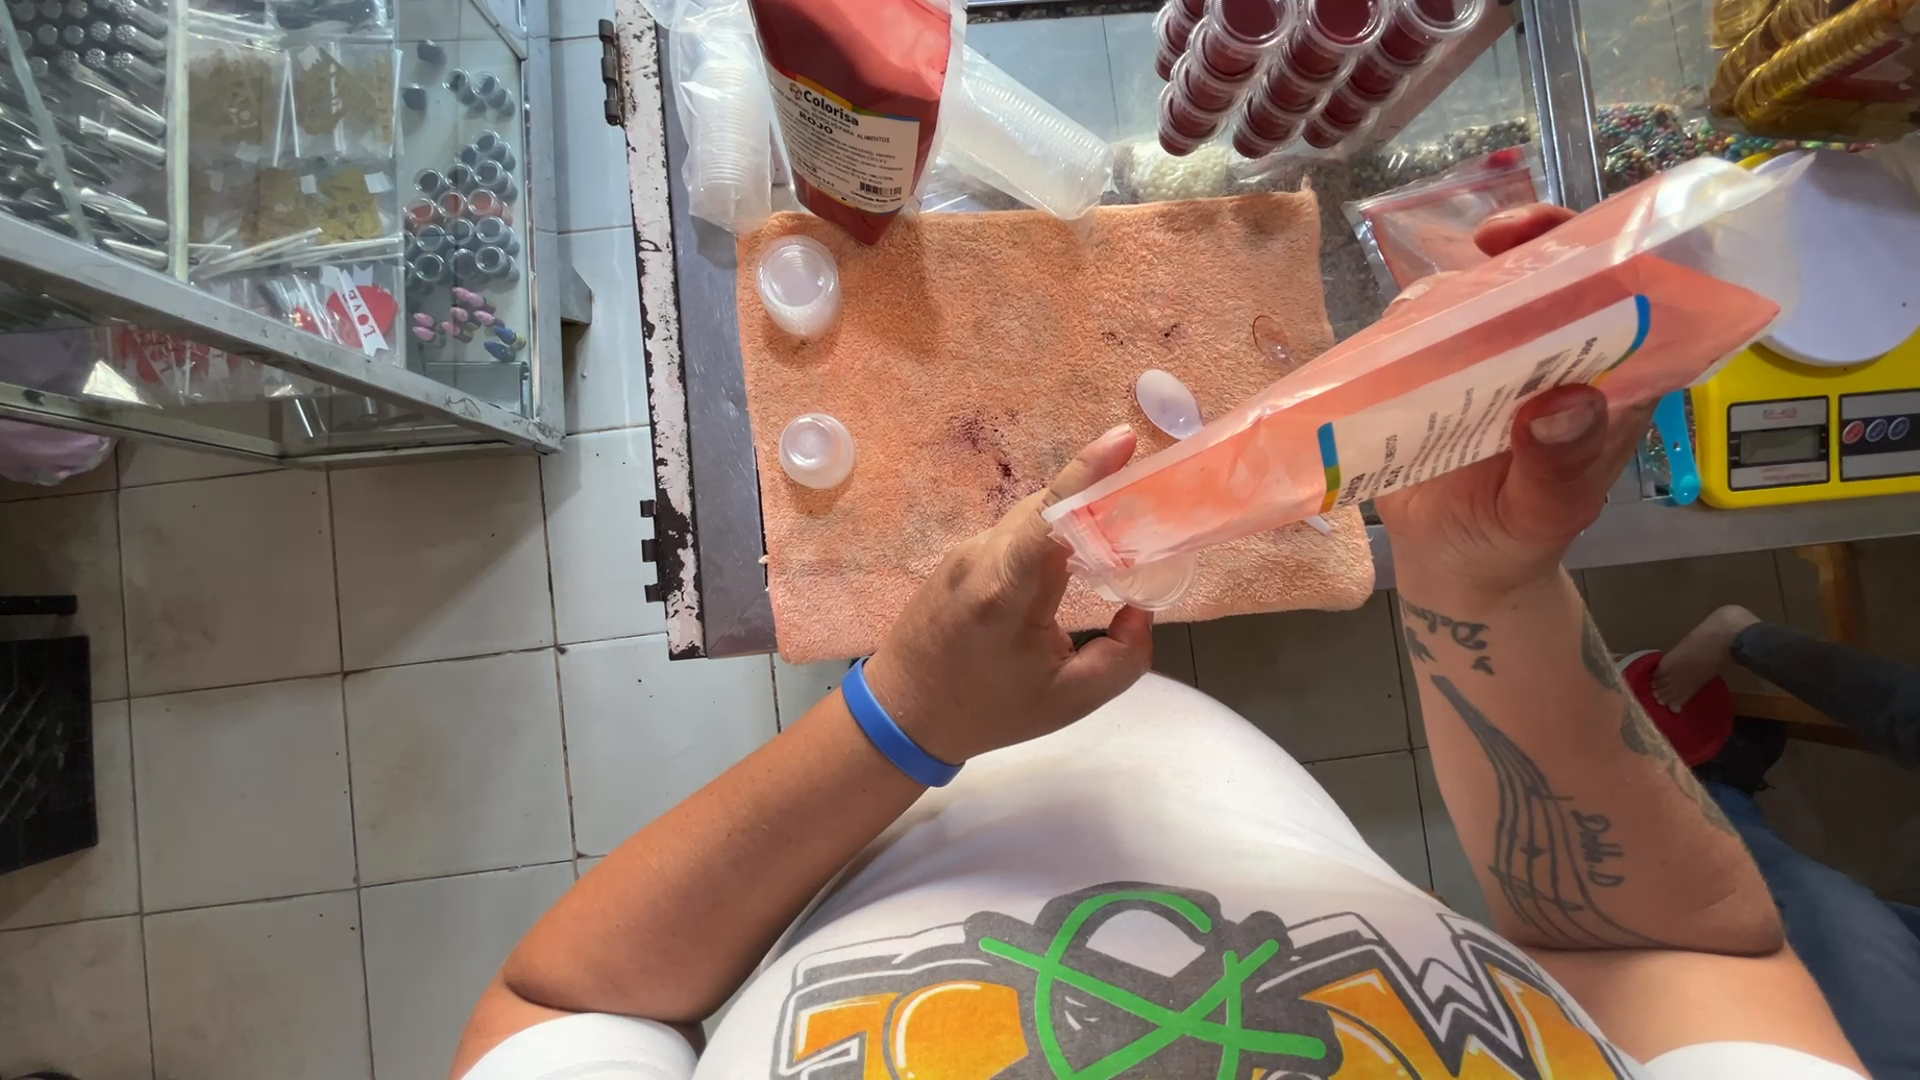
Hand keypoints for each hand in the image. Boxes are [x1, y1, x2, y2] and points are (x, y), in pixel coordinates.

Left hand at [861, 425, 1155, 764]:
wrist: (904, 713)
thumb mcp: (1069, 700)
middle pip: (1048, 507)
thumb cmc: (986, 710)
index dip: (1087, 472)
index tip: (1123, 439)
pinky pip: (1015, 533)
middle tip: (1150, 500)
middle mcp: (979, 555)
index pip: (1049, 514)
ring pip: (1032, 518)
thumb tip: (1141, 607)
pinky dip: (1050, 535)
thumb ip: (1123, 657)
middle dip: (1098, 497)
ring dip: (1074, 520)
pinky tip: (1075, 554)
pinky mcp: (959, 557)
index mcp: (1002, 588)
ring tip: (1121, 530)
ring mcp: (964, 551)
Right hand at [1375, 204, 1656, 600]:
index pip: (1626, 291)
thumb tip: (1563, 401)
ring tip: (1418, 316)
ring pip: (1472, 303)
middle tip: (1488, 243)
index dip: (1607, 245)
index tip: (1582, 235)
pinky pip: (1414, 342)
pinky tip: (1386, 341)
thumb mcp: (1548, 513)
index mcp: (1603, 378)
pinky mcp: (1426, 384)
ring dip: (1447, 291)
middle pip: (1545, 280)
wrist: (1451, 563)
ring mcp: (1482, 368)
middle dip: (1521, 248)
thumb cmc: (1515, 539)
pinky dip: (1399, 330)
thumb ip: (1560, 465)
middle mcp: (1545, 359)